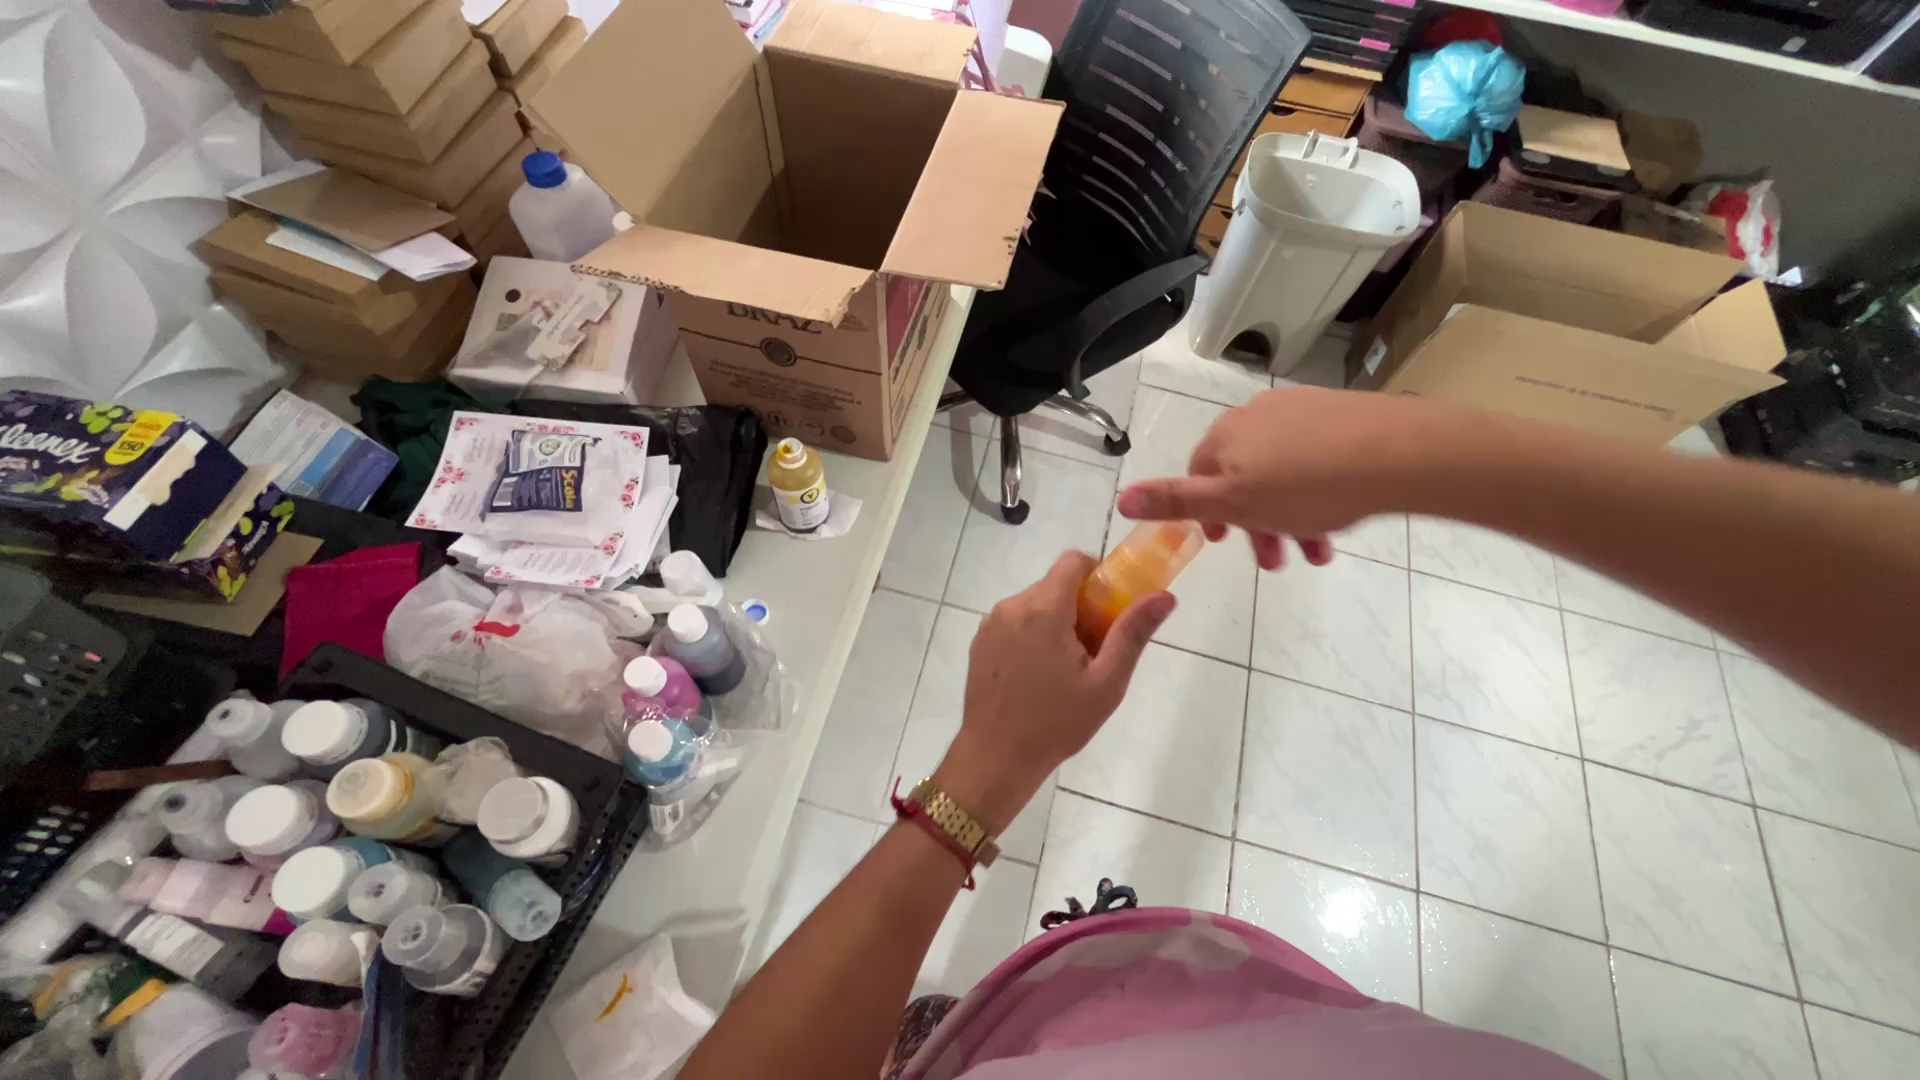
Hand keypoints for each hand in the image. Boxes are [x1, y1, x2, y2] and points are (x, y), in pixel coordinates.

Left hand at [932, 552, 1173, 832]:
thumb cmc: (1056, 723)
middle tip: (1093, 650)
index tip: (1110, 607)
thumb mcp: (1106, 682)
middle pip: (1054, 585)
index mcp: (1043, 609)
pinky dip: (1031, 635)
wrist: (996, 757)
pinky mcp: (979, 642)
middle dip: (1079, 607)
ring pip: (1034, 604)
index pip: (1073, 561)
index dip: (1097, 575)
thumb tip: (1164, 596)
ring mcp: (991, 624)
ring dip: (1055, 622)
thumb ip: (1133, 633)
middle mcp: (1012, 606)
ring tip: (1065, 669)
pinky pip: (1014, 622)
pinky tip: (1038, 675)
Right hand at [1116, 387, 1455, 564]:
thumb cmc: (1306, 487)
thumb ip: (1177, 501)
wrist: (1399, 455)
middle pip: (1244, 476)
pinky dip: (1317, 493)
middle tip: (1277, 563)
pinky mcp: (1340, 415)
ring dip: (1292, 518)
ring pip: (1282, 473)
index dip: (1209, 512)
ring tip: (1316, 553)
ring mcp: (1301, 411)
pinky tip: (1339, 517)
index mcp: (1226, 435)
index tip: (1226, 543)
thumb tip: (1122, 498)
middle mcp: (1257, 415)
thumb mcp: (1232, 502)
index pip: (1200, 472)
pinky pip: (1315, 460)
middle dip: (1257, 525)